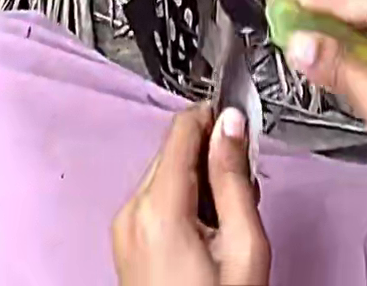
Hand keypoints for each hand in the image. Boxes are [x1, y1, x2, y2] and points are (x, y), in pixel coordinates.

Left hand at [113, 103, 269, 285]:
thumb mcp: (244, 247)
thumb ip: (234, 177)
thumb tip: (231, 121)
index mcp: (157, 206)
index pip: (183, 127)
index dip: (215, 119)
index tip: (243, 132)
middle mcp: (131, 207)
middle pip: (175, 147)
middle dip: (211, 155)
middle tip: (243, 190)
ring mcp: (123, 225)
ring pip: (167, 169)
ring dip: (199, 177)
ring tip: (226, 218)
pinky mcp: (125, 239)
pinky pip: (157, 195)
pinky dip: (183, 197)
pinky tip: (206, 231)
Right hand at [275, 0, 366, 189]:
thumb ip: (338, 68)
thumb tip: (295, 40)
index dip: (296, 0)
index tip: (263, 6)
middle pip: (346, 0)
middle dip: (311, 14)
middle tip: (274, 31)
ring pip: (360, 15)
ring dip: (331, 30)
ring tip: (297, 46)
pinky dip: (353, 41)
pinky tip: (337, 58)